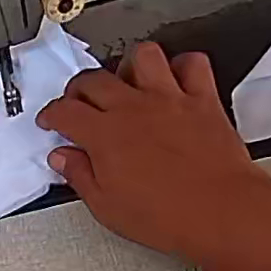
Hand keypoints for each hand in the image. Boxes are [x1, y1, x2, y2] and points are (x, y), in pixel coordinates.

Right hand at [37, 42, 263, 257]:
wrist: (220, 212)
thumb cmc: (168, 214)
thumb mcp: (106, 206)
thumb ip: (80, 175)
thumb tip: (63, 160)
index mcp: (105, 135)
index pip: (65, 112)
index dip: (51, 115)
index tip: (50, 121)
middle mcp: (135, 109)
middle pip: (94, 80)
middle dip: (77, 90)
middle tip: (76, 104)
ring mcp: (170, 100)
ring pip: (142, 56)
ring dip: (127, 66)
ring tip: (122, 83)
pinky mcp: (203, 100)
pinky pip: (192, 64)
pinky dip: (179, 66)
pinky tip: (171, 79)